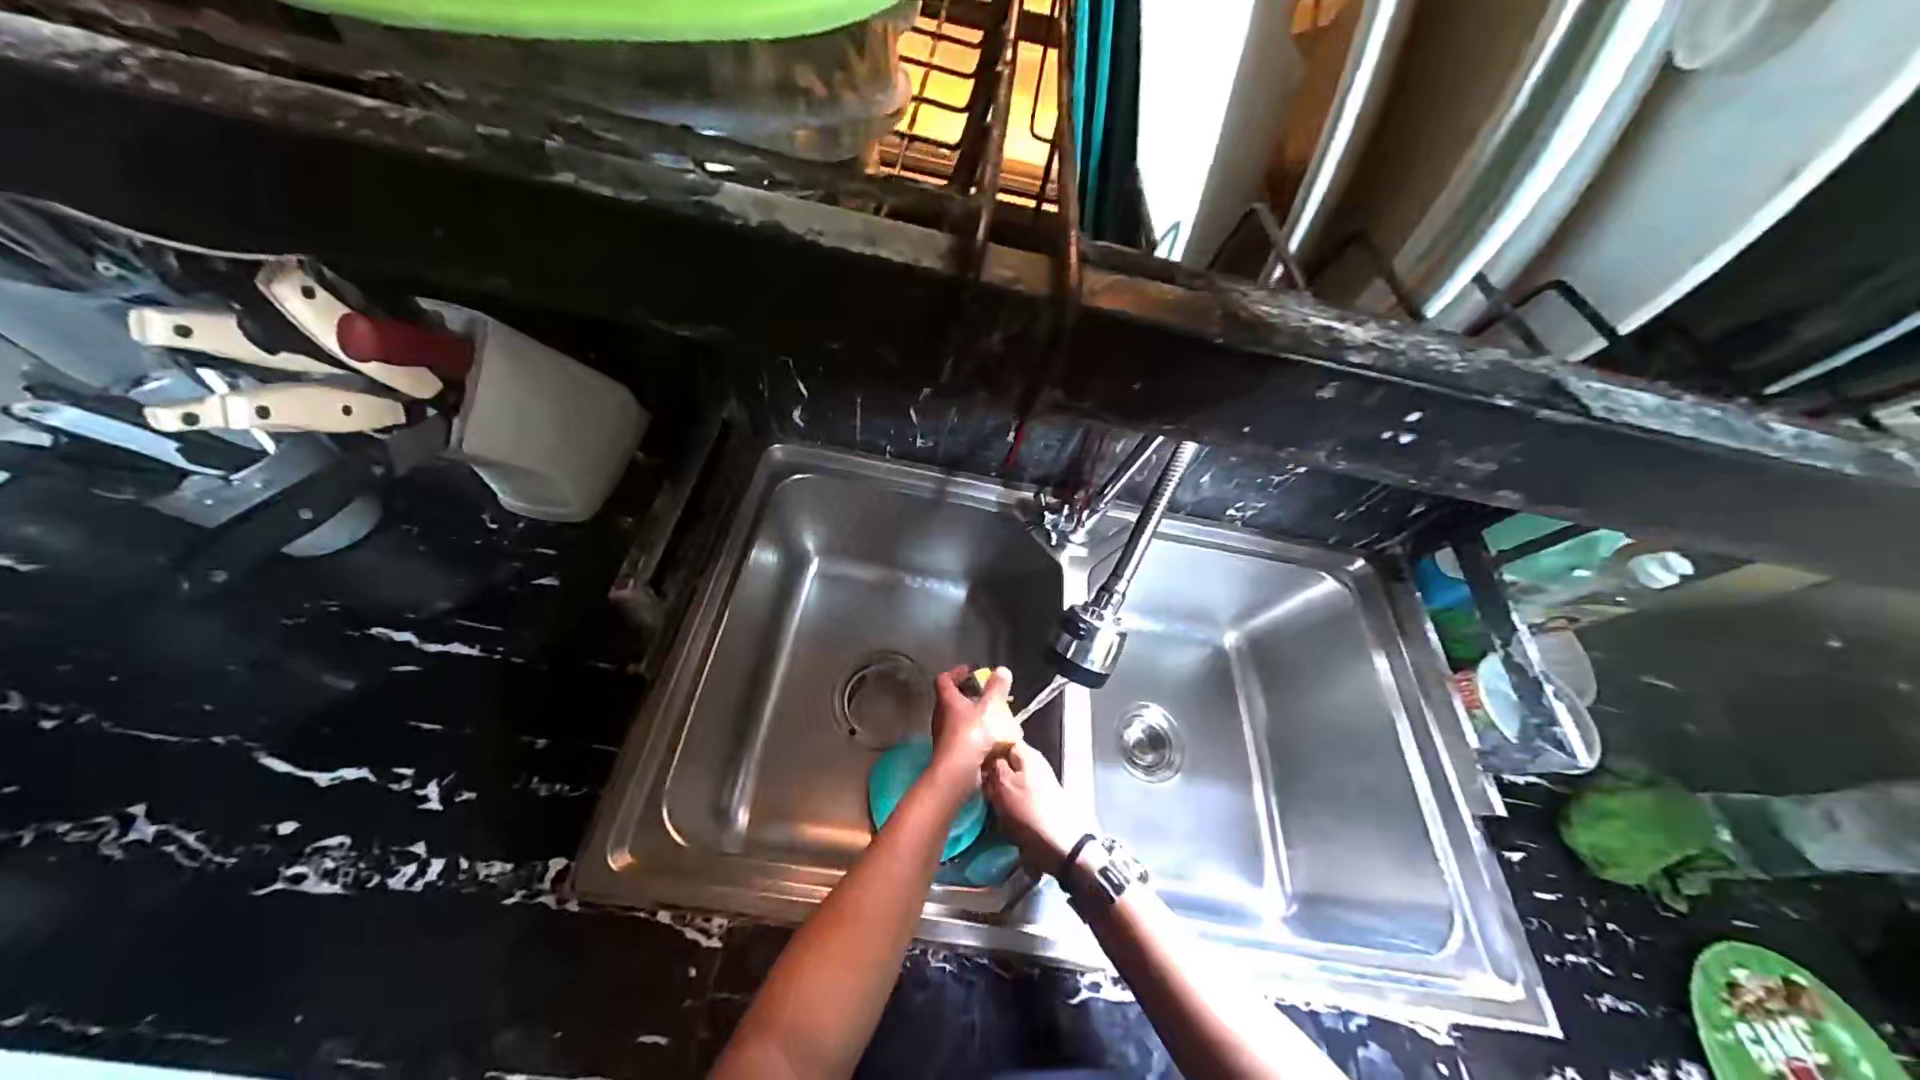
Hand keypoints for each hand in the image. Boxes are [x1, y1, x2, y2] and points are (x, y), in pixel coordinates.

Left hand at [928, 665, 1009, 792]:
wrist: (957, 773)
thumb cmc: (972, 735)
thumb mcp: (990, 707)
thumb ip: (997, 688)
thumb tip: (1002, 670)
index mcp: (947, 700)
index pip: (944, 678)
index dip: (957, 672)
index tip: (973, 672)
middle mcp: (941, 715)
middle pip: (951, 698)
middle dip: (969, 694)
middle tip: (987, 694)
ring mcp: (943, 734)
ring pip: (957, 718)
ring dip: (973, 714)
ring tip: (992, 716)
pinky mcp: (950, 751)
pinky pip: (962, 735)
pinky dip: (974, 732)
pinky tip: (990, 738)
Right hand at [984, 740, 1093, 874]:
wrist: (1056, 846)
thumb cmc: (1028, 811)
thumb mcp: (1004, 784)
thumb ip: (993, 765)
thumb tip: (987, 757)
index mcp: (1028, 754)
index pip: (1002, 738)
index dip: (985, 745)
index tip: (969, 755)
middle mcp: (1032, 765)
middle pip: (1003, 761)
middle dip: (988, 770)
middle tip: (972, 779)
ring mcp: (1034, 785)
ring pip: (1006, 780)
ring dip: (993, 789)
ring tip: (979, 796)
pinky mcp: (1033, 804)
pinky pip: (1011, 797)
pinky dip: (1001, 802)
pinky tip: (991, 809)